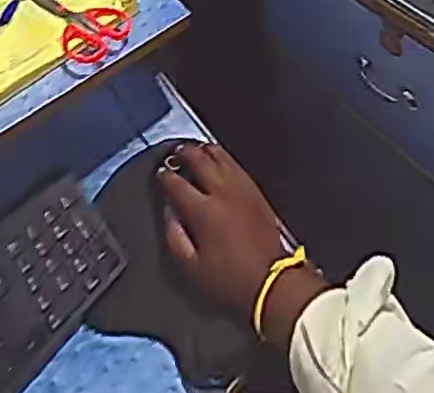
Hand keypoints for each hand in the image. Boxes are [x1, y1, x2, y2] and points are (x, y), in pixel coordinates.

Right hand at [157, 143, 326, 345]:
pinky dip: (221, 156)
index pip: (176, 183)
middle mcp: (221, 191)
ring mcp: (240, 186)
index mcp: (203, 212)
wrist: (273, 283)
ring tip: (193, 152)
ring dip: (202, 150)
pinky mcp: (254, 188)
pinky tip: (216, 161)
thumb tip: (169, 216)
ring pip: (218, 153)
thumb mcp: (193, 270)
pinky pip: (234, 162)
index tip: (160, 176)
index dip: (164, 176)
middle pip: (197, 158)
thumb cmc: (232, 281)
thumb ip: (175, 239)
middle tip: (174, 155)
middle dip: (181, 153)